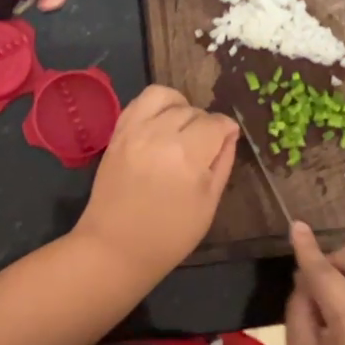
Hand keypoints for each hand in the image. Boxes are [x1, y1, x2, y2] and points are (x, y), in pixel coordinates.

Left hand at [72, 85, 238, 278]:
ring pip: (165, 97)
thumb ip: (222, 163)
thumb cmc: (169, 236)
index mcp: (187, 156)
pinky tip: (161, 123)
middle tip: (203, 145)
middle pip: (192, 111)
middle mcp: (159, 135)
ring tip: (182, 126)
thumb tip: (230, 133)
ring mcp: (134, 131)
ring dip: (180, 107)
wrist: (115, 247)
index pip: (215, 124)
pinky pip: (139, 102)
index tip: (227, 140)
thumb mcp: (208, 204)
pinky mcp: (117, 133)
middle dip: (204, 123)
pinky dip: (155, 105)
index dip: (226, 130)